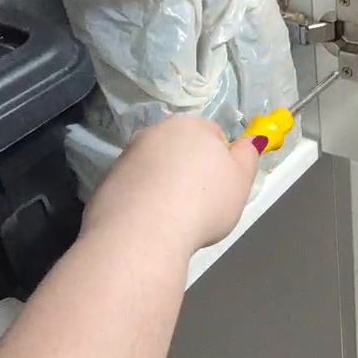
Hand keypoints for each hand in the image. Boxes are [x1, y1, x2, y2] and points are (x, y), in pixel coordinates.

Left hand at [82, 117, 261, 256]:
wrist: (143, 232)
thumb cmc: (203, 204)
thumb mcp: (240, 182)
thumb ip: (248, 157)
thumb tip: (250, 141)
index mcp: (191, 125)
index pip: (212, 133)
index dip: (221, 161)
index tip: (221, 188)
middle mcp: (155, 132)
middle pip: (179, 148)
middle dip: (188, 170)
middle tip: (199, 204)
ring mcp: (127, 155)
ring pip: (154, 167)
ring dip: (164, 184)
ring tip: (173, 218)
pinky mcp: (107, 181)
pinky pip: (133, 187)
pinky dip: (142, 200)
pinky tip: (150, 224)